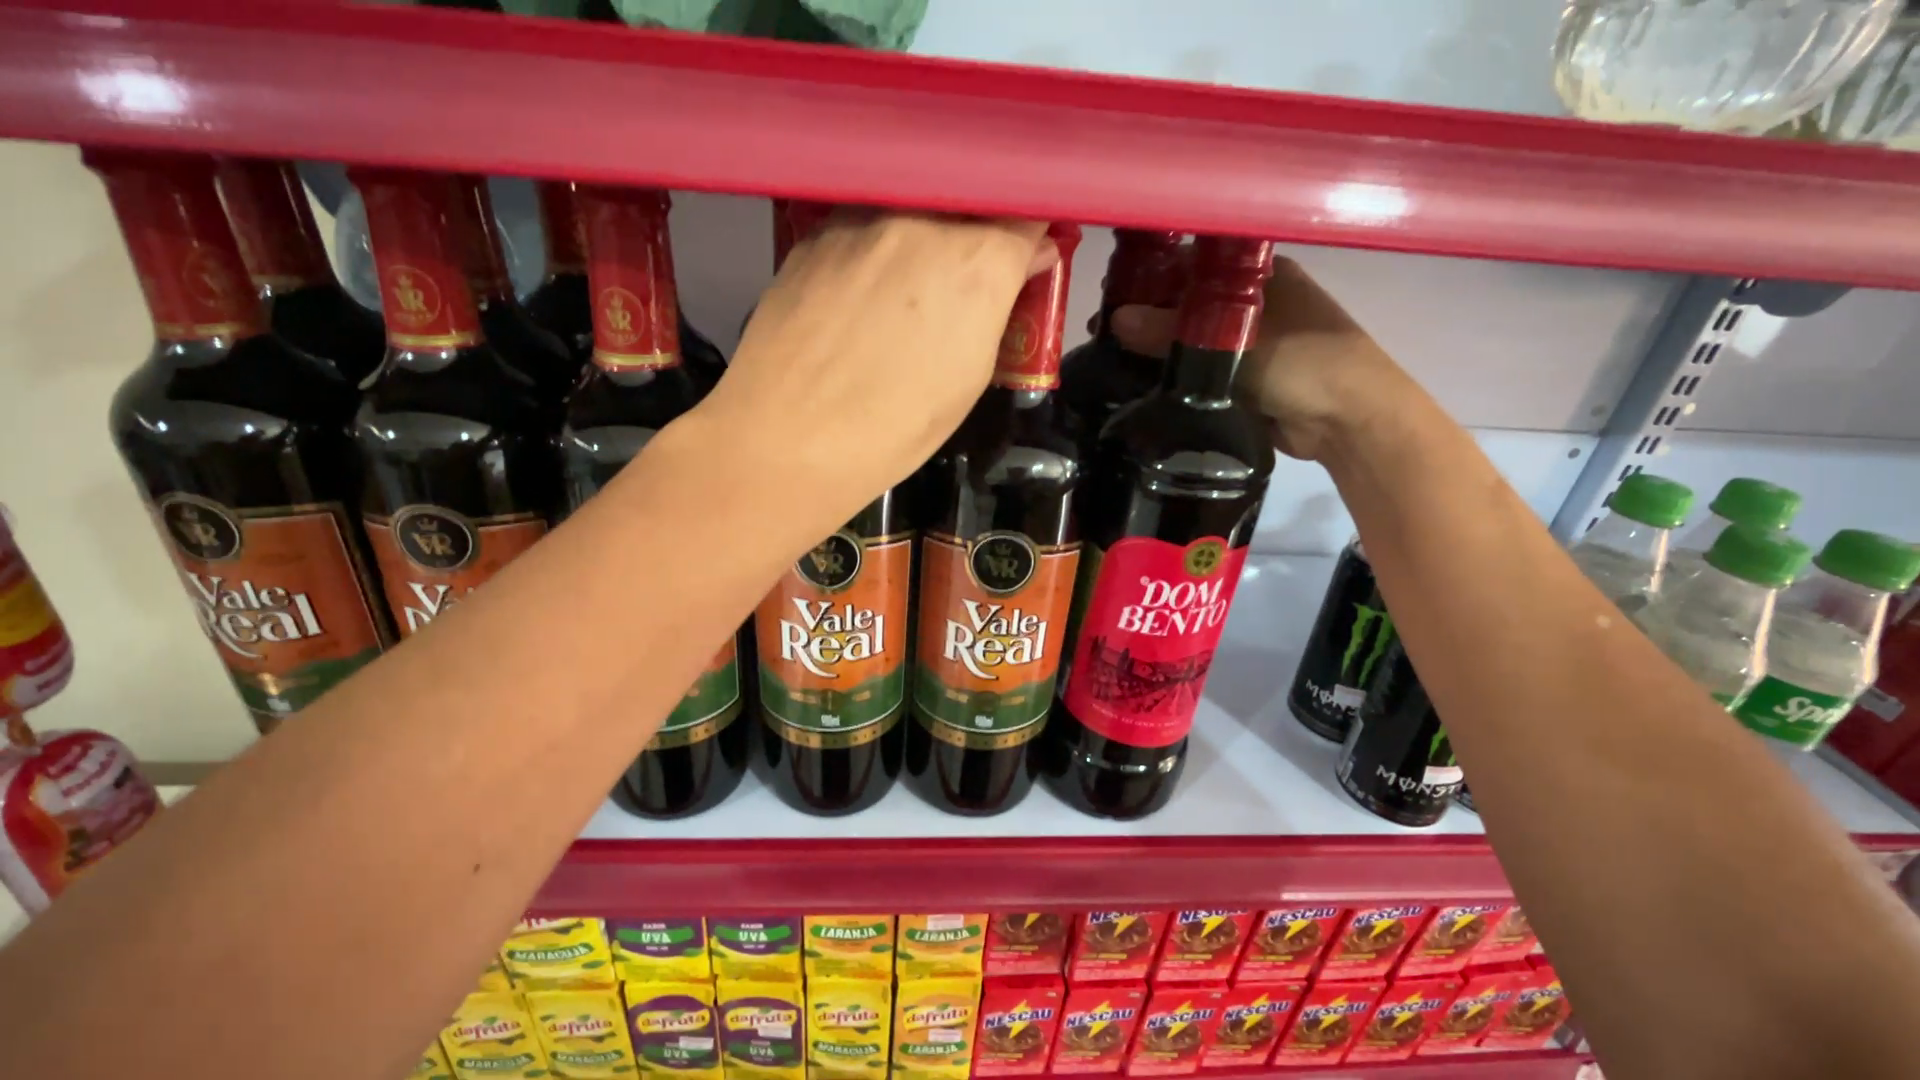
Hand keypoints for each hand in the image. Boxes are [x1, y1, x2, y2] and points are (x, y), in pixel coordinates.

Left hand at [699, 211, 1051, 526]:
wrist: (788, 438)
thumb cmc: (896, 426)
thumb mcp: (971, 377)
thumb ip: (1002, 304)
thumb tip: (1026, 257)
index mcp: (977, 261)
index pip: (1026, 212)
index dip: (1032, 230)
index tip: (1028, 251)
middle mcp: (922, 221)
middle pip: (966, 206)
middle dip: (975, 234)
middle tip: (963, 281)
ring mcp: (860, 220)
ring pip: (910, 211)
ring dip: (920, 240)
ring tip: (901, 295)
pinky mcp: (813, 235)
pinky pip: (861, 228)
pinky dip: (872, 251)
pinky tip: (856, 297)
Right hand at [1109, 256, 1412, 461]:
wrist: (1350, 419)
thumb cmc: (1303, 361)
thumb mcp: (1234, 341)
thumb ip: (1173, 330)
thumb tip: (1115, 321)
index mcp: (1259, 276)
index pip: (1194, 267)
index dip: (1152, 279)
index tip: (1113, 295)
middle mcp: (1252, 305)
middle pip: (1188, 306)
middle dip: (1147, 318)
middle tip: (1101, 333)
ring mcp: (1249, 345)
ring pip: (1191, 342)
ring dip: (1157, 351)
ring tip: (1111, 359)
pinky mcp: (1242, 382)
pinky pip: (1199, 374)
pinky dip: (1174, 378)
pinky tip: (1138, 384)